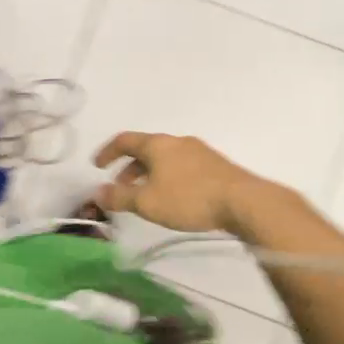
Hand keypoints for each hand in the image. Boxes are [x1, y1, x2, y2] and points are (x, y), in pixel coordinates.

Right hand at [92, 132, 274, 233]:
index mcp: (157, 145)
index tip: (97, 166)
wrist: (246, 202)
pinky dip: (168, 176)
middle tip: (121, 186)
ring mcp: (200, 152)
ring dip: (149, 173)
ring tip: (146, 194)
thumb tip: (98, 193)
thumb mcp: (146, 202)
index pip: (124, 140)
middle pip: (146, 149)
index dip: (107, 152)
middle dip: (129, 167)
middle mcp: (178, 142)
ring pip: (165, 158)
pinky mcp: (217, 166)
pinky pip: (182, 166)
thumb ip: (119, 197)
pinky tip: (173, 196)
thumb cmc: (189, 198)